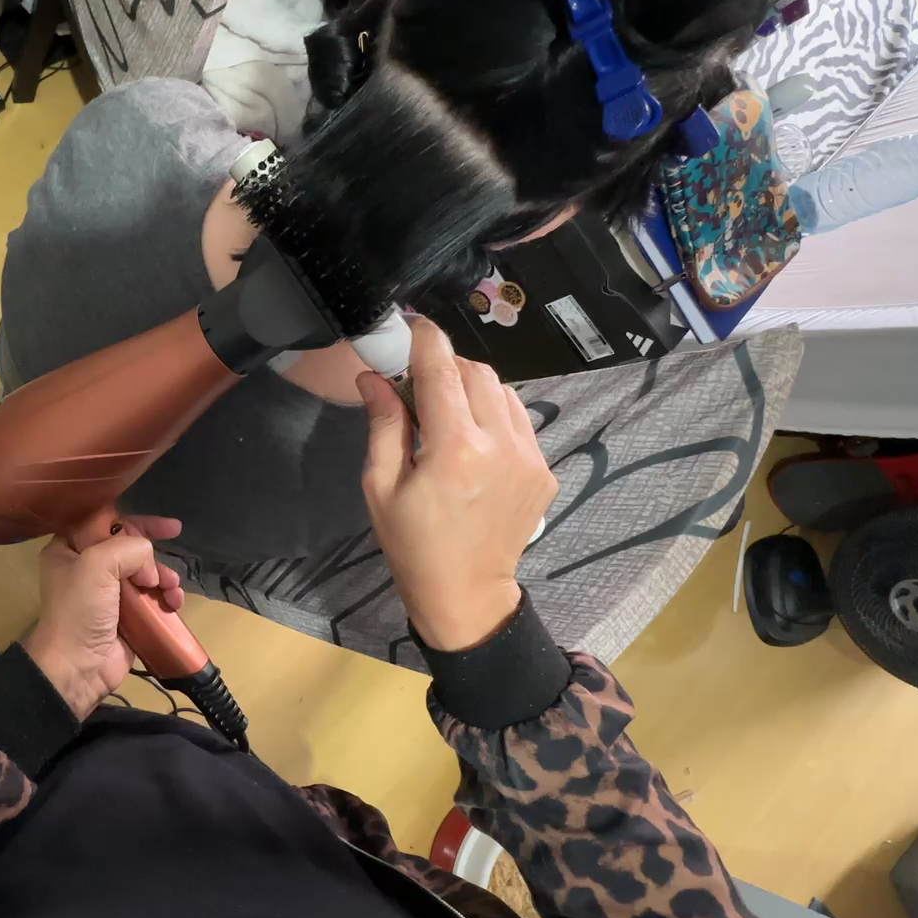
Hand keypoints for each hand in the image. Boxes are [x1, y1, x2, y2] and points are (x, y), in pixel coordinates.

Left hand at [24, 517, 185, 718]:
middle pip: (132, 548)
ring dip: (165, 578)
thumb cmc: (80, 610)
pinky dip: (166, 597)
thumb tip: (150, 567)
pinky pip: (152, 597)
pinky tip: (174, 602)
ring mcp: (108, 593)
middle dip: (153, 558)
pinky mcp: (126, 616)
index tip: (170, 527)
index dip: (138, 522)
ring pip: (146, 573)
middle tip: (159, 573)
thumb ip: (129, 548)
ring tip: (170, 591)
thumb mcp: (97, 564)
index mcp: (70, 548)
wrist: (77, 667)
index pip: (108, 522)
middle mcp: (88, 567)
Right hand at [356, 317, 556, 651]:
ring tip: (446, 414)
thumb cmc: (411, 543)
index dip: (426, 339)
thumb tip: (372, 377)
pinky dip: (494, 413)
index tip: (412, 325)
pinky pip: (520, 419)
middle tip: (418, 383)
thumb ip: (383, 424)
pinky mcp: (544, 470)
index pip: (442, 370)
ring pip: (503, 390)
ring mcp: (531, 456)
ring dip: (472, 387)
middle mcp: (501, 443)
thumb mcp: (380, 485)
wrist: (465, 592)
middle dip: (446, 365)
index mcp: (455, 448)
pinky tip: (473, 440)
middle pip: (477, 372)